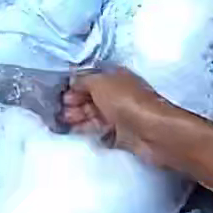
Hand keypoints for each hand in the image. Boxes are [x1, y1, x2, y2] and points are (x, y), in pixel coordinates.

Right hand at [61, 67, 201, 169]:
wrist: (153, 132)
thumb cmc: (126, 101)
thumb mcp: (99, 83)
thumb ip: (82, 81)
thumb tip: (72, 83)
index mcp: (115, 77)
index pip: (90, 79)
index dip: (74, 86)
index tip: (59, 95)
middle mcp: (118, 94)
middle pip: (91, 97)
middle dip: (74, 103)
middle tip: (59, 111)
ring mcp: (122, 114)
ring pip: (95, 114)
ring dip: (79, 118)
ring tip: (64, 123)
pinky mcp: (123, 134)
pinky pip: (101, 131)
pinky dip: (88, 131)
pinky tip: (76, 133)